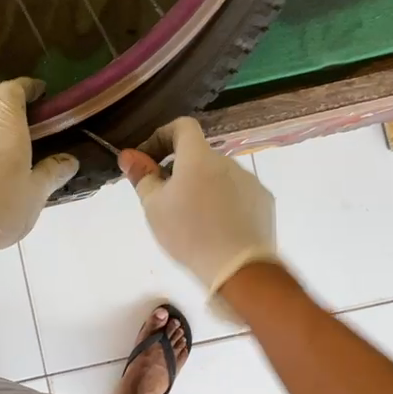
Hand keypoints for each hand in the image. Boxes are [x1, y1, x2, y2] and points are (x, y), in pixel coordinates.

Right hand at [120, 117, 279, 313]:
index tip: (150, 160)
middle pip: (199, 156)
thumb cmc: (189, 234)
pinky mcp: (263, 201)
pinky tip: (217, 228)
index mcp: (198, 157)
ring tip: (193, 220)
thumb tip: (128, 156)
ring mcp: (249, 181)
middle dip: (180, 170)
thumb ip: (142, 176)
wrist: (238, 267)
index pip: (182, 126)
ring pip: (218, 176)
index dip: (163, 136)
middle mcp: (227, 161)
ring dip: (203, 188)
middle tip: (166, 200)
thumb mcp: (154, 207)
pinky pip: (238, 194)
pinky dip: (224, 203)